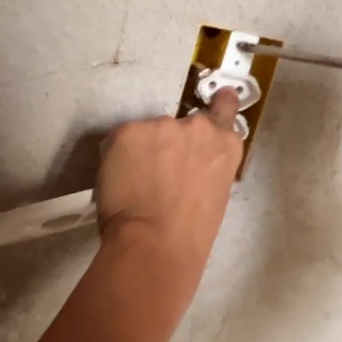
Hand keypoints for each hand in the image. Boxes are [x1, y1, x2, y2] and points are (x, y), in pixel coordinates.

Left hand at [95, 90, 243, 264]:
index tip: (216, 97)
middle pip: (176, 126)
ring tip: (136, 186)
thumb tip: (183, 166)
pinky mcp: (127, 131)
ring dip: (140, 152)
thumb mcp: (213, 193)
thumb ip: (204, 167)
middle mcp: (196, 126)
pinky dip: (116, 159)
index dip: (218, 103)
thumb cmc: (191, 234)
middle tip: (156, 176)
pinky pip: (119, 142)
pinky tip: (121, 184)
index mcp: (224, 144)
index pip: (224, 107)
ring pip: (145, 135)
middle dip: (166, 144)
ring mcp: (160, 125)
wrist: (155, 244)